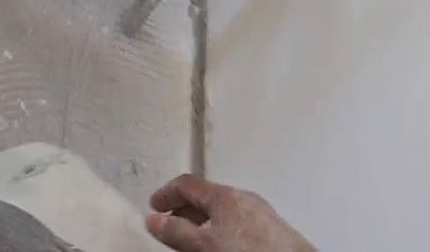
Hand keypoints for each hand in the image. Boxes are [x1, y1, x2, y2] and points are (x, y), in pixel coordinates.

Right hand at [146, 174, 314, 251]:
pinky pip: (240, 223)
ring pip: (224, 211)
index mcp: (223, 194)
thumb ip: (178, 233)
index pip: (186, 183)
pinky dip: (223, 229)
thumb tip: (151, 219)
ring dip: (205, 221)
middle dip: (185, 209)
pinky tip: (225, 246)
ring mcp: (262, 214)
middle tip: (170, 225)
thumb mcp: (206, 246)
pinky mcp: (277, 232)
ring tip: (196, 239)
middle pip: (206, 196)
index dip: (166, 193)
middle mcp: (242, 196)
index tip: (153, 208)